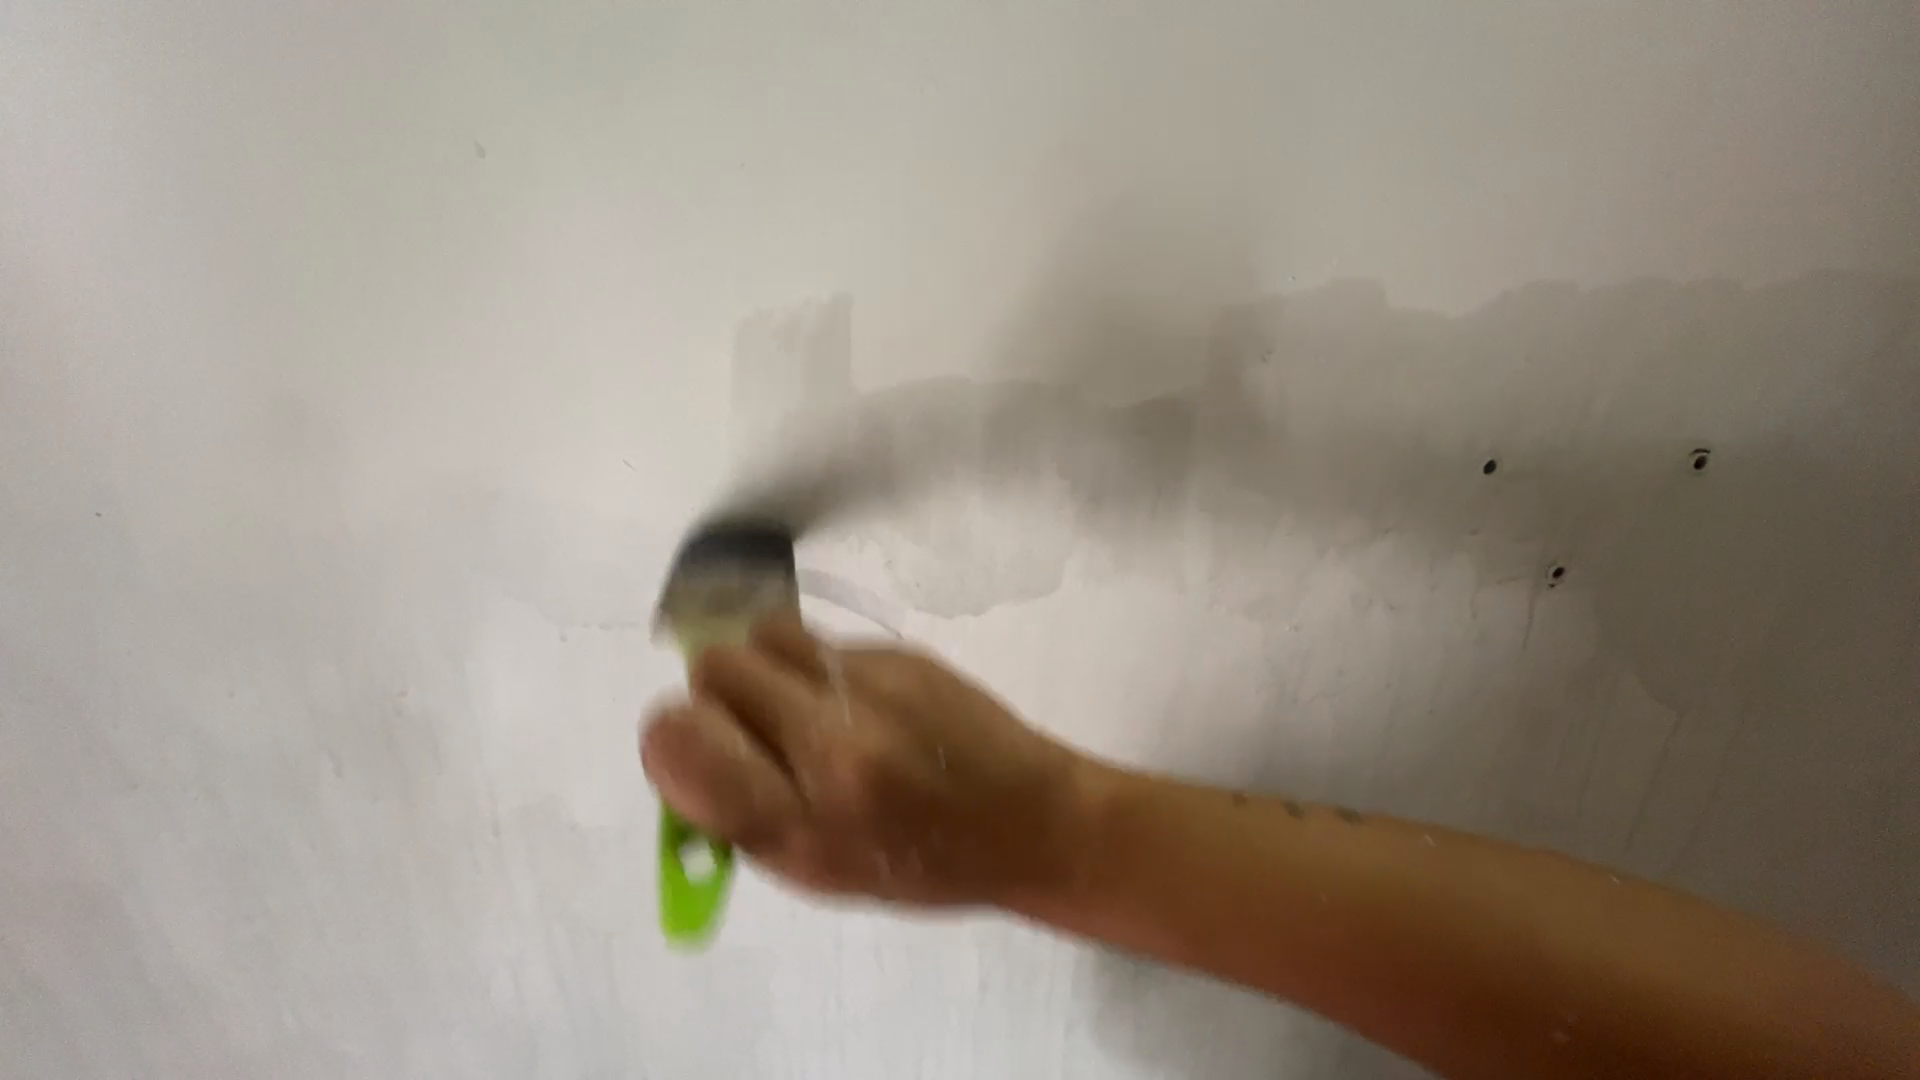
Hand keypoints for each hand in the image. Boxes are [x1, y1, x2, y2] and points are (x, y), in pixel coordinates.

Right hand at [640, 613, 1088, 906]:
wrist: (1030, 819)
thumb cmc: (921, 865)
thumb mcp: (819, 873)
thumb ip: (743, 813)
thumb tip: (686, 745)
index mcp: (802, 824)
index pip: (683, 745)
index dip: (670, 738)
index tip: (694, 745)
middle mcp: (834, 745)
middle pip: (718, 667)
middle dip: (718, 693)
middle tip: (755, 723)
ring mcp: (873, 686)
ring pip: (765, 631)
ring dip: (763, 662)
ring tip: (798, 698)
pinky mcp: (903, 652)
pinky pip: (822, 638)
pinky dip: (816, 663)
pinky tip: (855, 697)